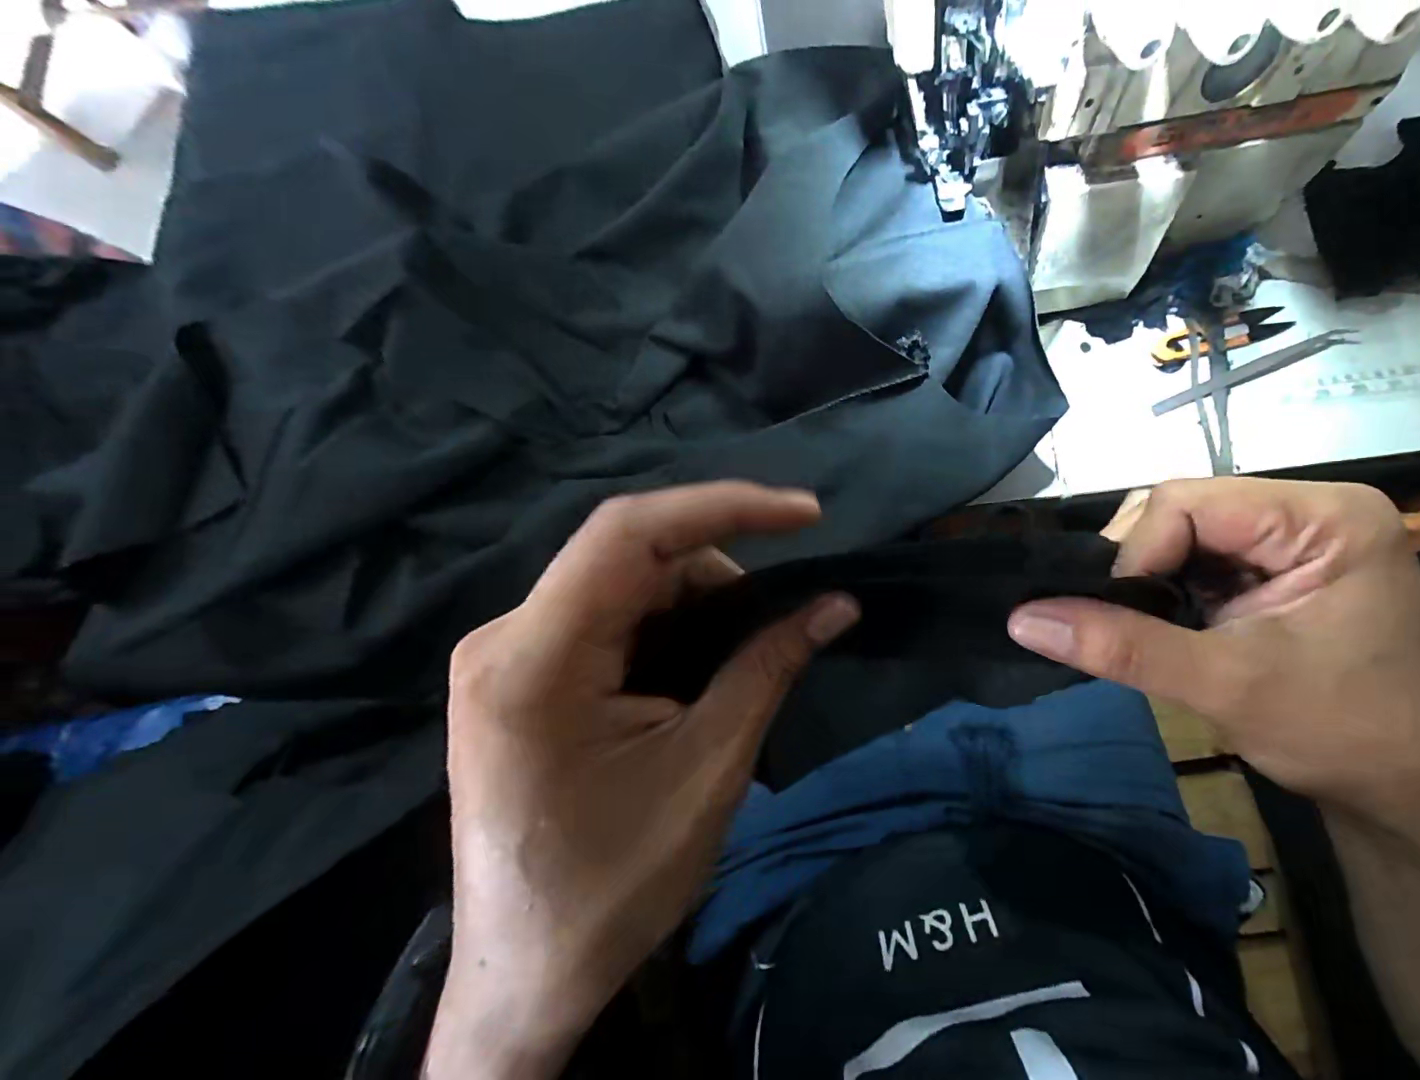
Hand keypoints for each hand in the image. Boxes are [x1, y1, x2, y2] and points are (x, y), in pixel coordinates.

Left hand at [426, 483, 858, 1079]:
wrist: (530, 973)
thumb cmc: (616, 882)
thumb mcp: (709, 767)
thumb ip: (770, 668)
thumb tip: (838, 604)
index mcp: (535, 662)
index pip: (630, 533)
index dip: (726, 506)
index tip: (807, 516)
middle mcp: (507, 638)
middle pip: (633, 555)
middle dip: (723, 574)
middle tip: (781, 624)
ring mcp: (509, 654)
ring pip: (628, 582)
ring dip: (701, 603)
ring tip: (739, 666)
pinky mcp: (525, 673)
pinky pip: (613, 615)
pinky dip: (674, 626)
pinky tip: (701, 671)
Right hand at [1008, 478, 1419, 848]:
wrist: (1411, 797)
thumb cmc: (1341, 736)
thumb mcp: (1226, 686)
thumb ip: (1123, 646)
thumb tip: (1021, 619)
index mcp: (1325, 516)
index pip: (1190, 500)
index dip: (1139, 552)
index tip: (1120, 617)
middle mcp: (1314, 510)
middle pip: (1187, 509)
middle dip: (1145, 567)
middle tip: (1130, 627)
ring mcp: (1299, 539)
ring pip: (1188, 535)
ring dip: (1156, 582)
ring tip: (1149, 631)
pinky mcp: (1282, 568)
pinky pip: (1204, 560)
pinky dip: (1174, 592)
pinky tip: (1173, 628)